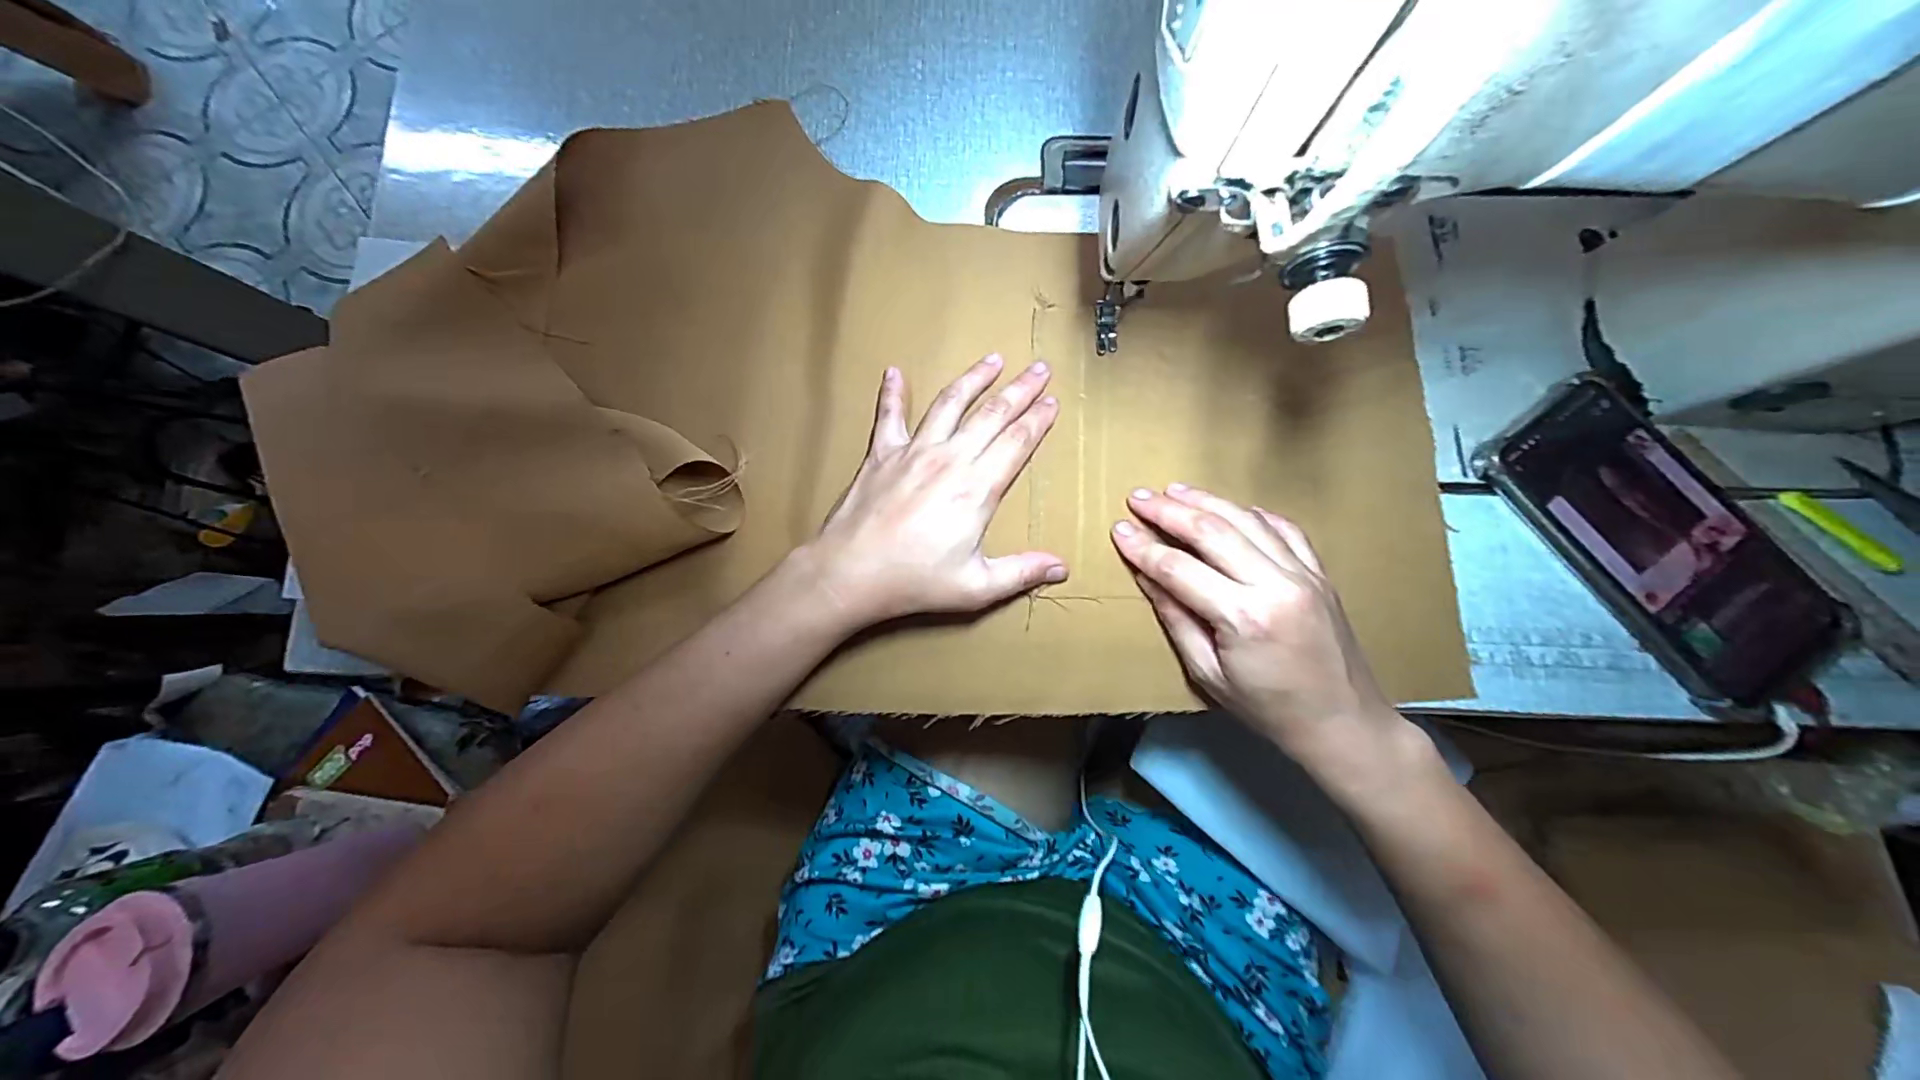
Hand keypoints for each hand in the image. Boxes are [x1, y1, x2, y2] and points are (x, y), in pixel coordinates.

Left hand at [798, 355, 1066, 628]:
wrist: (851, 572)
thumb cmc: (914, 581)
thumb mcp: (976, 586)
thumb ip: (1021, 572)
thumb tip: (1061, 567)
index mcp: (977, 489)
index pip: (1017, 442)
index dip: (1038, 419)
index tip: (1052, 401)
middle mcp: (949, 459)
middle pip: (992, 414)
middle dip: (1020, 389)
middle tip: (1040, 368)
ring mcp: (913, 452)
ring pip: (950, 403)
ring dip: (974, 378)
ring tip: (993, 360)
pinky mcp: (881, 454)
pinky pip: (889, 415)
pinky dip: (892, 393)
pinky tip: (894, 372)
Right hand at [1111, 484, 1429, 791]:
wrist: (1343, 722)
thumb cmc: (1266, 708)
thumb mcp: (1207, 673)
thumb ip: (1176, 618)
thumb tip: (1146, 575)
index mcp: (1243, 617)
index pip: (1179, 568)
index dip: (1143, 547)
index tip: (1119, 529)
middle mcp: (1276, 584)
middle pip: (1212, 531)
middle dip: (1169, 511)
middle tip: (1138, 497)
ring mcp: (1303, 574)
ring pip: (1247, 520)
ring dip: (1206, 501)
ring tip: (1173, 490)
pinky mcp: (1319, 573)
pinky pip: (1284, 529)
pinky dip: (1253, 513)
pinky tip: (1230, 507)